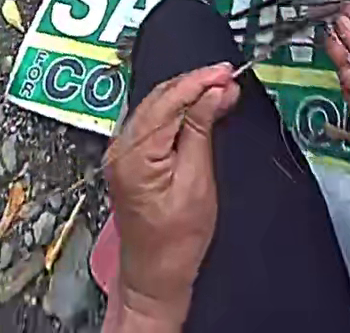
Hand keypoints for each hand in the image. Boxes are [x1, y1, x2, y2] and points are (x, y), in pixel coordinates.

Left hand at [104, 63, 240, 329]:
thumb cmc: (175, 242)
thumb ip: (201, 129)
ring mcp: (122, 150)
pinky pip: (155, 116)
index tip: (225, 72)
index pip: (169, 99)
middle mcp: (121, 147)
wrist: (155, 277)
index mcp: (134, 154)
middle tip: (227, 77)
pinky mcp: (130, 154)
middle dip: (196, 83)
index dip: (200, 81)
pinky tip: (198, 103)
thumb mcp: (197, 181)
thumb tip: (214, 92)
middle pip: (161, 96)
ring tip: (219, 86)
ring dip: (189, 92)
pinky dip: (178, 106)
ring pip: (158, 103)